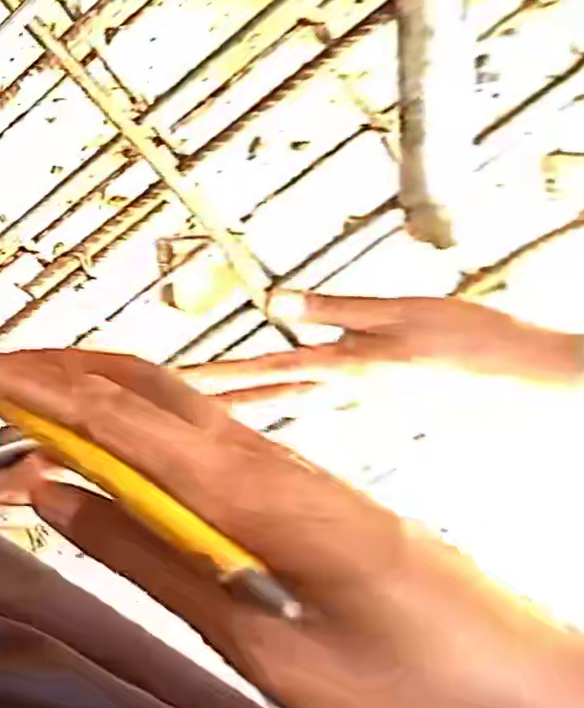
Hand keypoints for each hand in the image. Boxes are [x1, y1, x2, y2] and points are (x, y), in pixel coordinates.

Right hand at [0, 350, 583, 707]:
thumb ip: (144, 557)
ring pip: (149, 390)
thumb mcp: (264, 647)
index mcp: (249, 493)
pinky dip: (106, 413)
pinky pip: (173, 426)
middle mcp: (257, 457)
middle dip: (37, 363)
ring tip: (7, 391)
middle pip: (125, 377)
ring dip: (68, 379)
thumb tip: (45, 495)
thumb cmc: (428, 706)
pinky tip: (78, 437)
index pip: (104, 413)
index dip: (21, 385)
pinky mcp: (280, 479)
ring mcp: (273, 462)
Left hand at [184, 291, 583, 405]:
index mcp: (341, 368)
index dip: (210, 375)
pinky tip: (265, 407)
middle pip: (259, 396)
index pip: (257, 371)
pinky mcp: (380, 405)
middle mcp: (341, 391)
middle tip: (162, 404)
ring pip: (283, 403)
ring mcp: (360, 403)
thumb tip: (273, 300)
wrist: (553, 382)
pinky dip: (281, 404)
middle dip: (209, 400)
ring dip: (239, 404)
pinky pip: (315, 405)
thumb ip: (332, 308)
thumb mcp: (401, 312)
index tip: (169, 380)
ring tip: (197, 407)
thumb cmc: (481, 342)